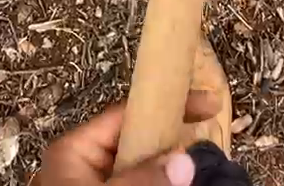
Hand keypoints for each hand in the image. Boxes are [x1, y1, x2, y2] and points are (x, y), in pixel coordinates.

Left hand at [34, 92, 220, 185]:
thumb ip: (143, 181)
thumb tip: (186, 161)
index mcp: (75, 150)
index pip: (126, 116)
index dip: (166, 107)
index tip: (208, 105)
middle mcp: (83, 165)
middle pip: (136, 143)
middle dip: (172, 144)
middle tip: (208, 141)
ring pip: (140, 172)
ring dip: (168, 173)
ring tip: (202, 169)